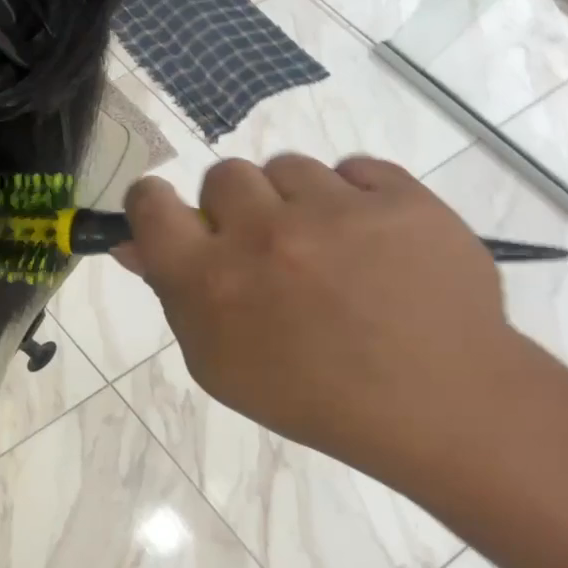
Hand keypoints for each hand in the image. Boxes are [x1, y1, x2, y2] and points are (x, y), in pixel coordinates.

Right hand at [115, 154, 548, 469]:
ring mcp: (335, 211)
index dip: (154, 205)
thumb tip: (136, 245)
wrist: (432, 401)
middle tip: (263, 246)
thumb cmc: (305, 394)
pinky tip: (367, 238)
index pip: (150, 203)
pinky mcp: (401, 198)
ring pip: (287, 166)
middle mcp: (263, 233)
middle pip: (223, 175)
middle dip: (234, 207)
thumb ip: (174, 295)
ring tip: (323, 244)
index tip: (171, 219)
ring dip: (293, 200)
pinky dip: (353, 196)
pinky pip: (355, 168)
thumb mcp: (216, 362)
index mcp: (208, 278)